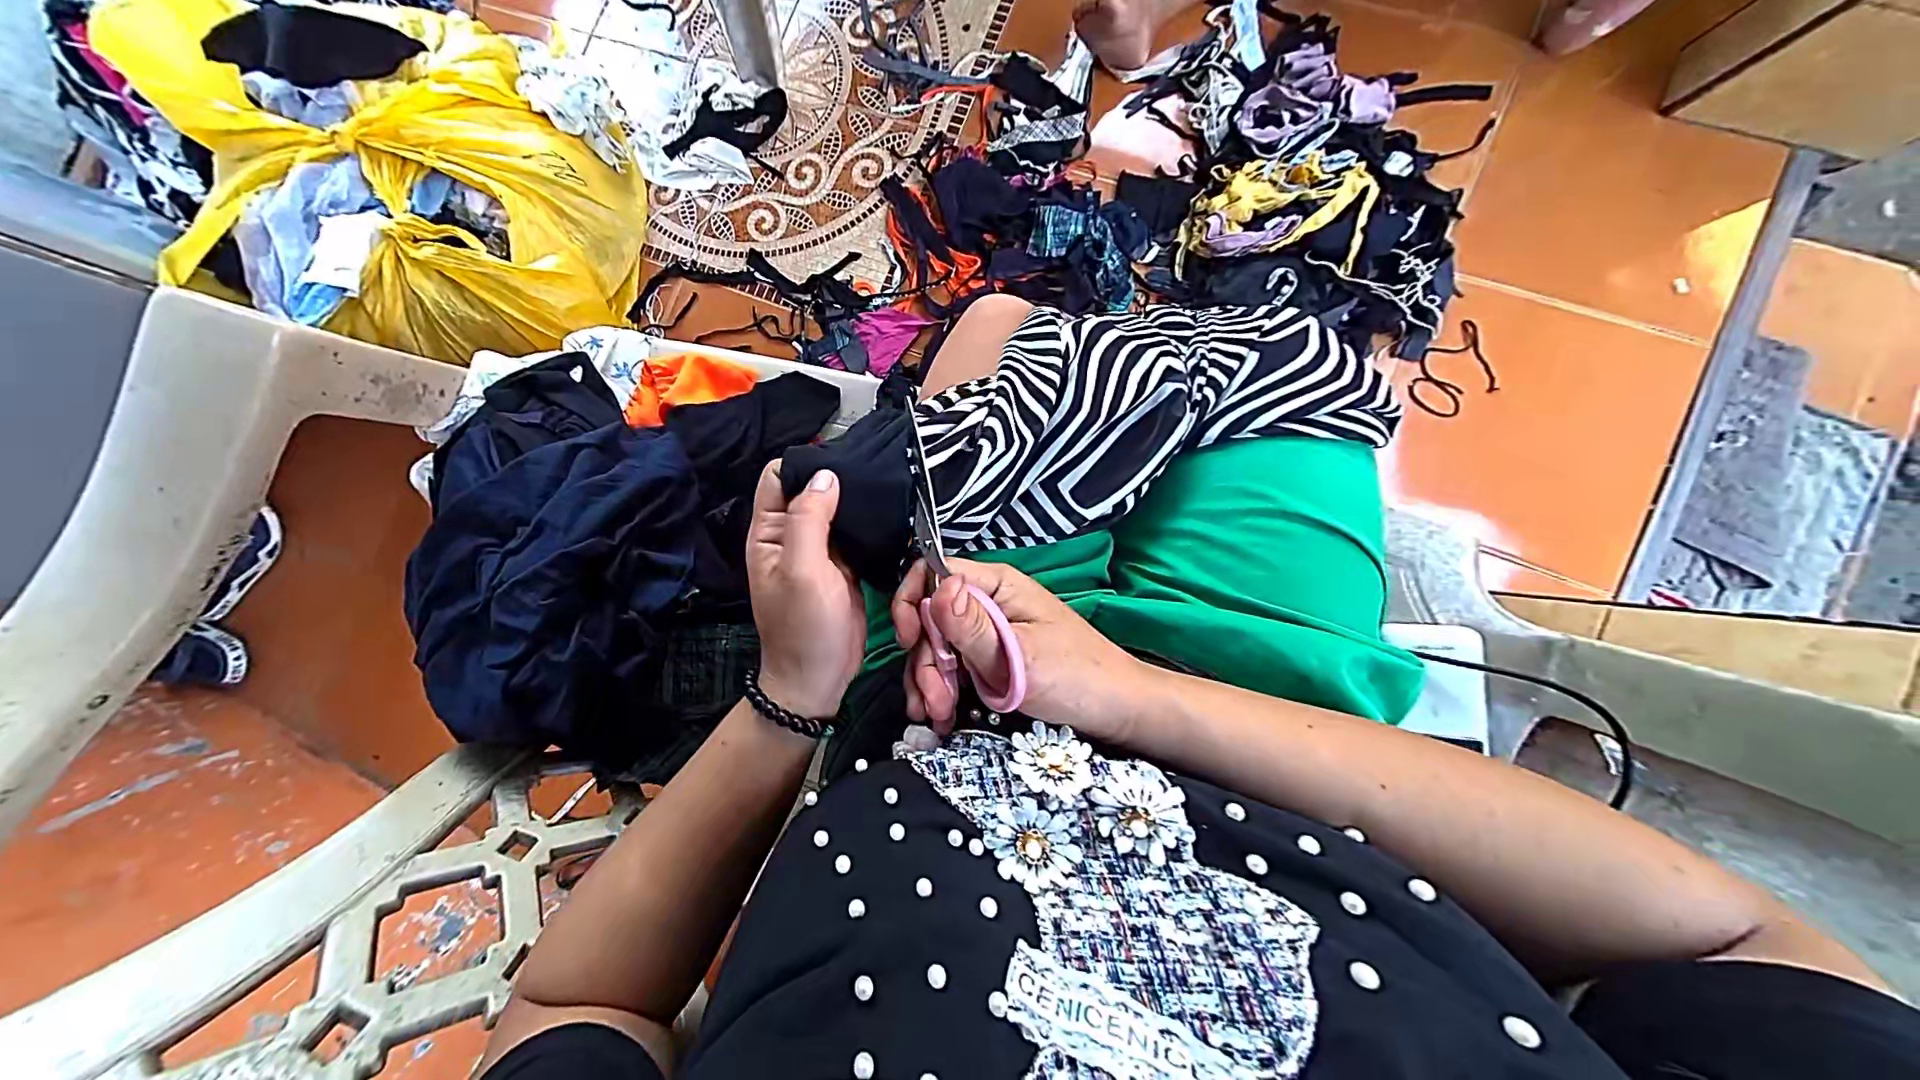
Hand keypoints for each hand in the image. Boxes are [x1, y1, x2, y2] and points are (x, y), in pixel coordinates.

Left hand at [747, 463, 863, 718]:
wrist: (820, 678)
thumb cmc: (804, 627)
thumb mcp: (802, 570)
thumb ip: (810, 520)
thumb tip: (826, 474)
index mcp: (769, 532)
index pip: (779, 478)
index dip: (806, 465)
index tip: (841, 462)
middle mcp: (792, 535)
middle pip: (813, 489)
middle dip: (839, 478)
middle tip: (874, 472)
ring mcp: (821, 551)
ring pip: (839, 510)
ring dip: (858, 502)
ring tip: (887, 489)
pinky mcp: (846, 565)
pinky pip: (857, 534)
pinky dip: (871, 525)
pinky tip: (890, 517)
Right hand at [890, 557, 1148, 741]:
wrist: (1115, 711)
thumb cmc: (1078, 677)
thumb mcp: (1021, 655)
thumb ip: (974, 627)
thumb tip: (937, 589)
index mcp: (998, 586)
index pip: (935, 572)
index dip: (914, 602)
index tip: (910, 640)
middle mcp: (989, 603)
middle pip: (930, 618)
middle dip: (925, 659)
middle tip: (934, 699)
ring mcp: (988, 632)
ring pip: (937, 647)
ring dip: (930, 681)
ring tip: (939, 714)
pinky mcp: (990, 658)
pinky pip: (952, 668)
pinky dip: (941, 690)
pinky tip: (942, 714)